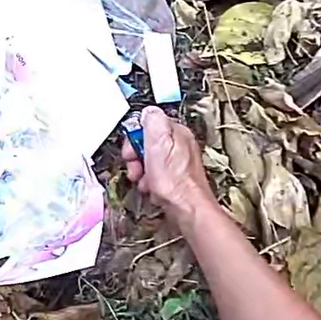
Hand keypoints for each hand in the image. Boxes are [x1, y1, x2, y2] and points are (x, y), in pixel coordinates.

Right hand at [121, 106, 214, 223]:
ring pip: (149, 162)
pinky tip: (152, 188)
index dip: (135, 139)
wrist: (187, 208)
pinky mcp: (176, 179)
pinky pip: (155, 176)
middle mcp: (180, 145)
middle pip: (147, 144)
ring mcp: (178, 163)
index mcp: (176, 132)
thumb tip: (148, 111)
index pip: (147, 125)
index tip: (133, 151)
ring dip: (142, 172)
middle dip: (137, 157)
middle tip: (137, 168)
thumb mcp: (158, 141)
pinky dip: (150, 183)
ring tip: (145, 181)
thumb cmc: (174, 180)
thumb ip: (152, 121)